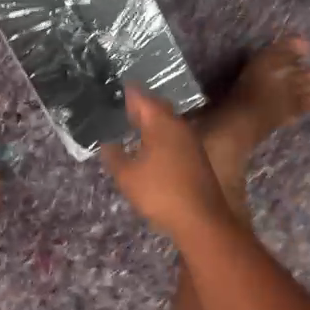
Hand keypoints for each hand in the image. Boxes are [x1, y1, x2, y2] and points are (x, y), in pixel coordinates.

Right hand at [101, 87, 232, 236]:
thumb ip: (113, 155)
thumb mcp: (127, 176)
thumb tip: (107, 142)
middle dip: (136, 105)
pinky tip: (147, 146)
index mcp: (160, 122)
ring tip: (128, 125)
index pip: (139, 96)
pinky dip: (158, 135)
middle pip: (154, 106)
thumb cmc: (161, 193)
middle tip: (115, 107)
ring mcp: (190, 140)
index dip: (123, 91)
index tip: (107, 90)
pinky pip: (172, 135)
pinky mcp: (195, 155)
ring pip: (165, 121)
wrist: (202, 220)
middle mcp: (177, 124)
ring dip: (148, 121)